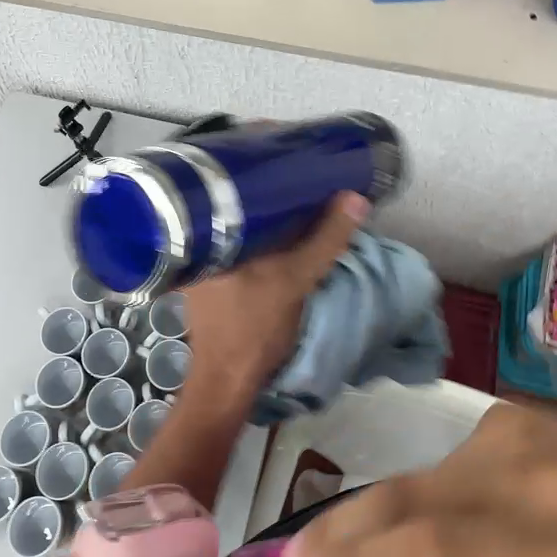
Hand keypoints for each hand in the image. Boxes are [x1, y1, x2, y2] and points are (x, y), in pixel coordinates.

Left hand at [182, 190, 369, 400]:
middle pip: (247, 209)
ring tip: (304, 212)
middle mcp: (201, 239)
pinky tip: (284, 243)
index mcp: (213, 230)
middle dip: (279, 203)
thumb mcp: (296, 279)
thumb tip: (355, 198)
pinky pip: (240, 249)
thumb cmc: (255, 327)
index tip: (310, 173)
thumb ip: (326, 240)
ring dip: (272, 226)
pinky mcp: (207, 280)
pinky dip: (262, 245)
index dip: (281, 182)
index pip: (249, 190)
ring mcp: (201, 262)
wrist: (226, 383)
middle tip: (314, 193)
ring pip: (245, 230)